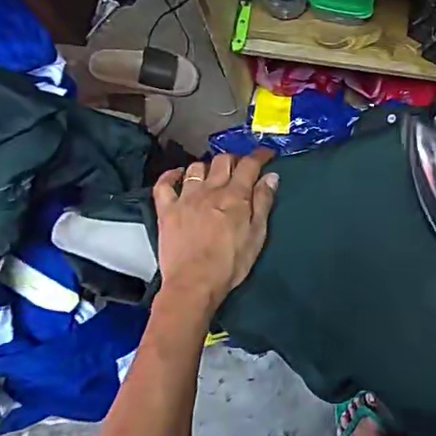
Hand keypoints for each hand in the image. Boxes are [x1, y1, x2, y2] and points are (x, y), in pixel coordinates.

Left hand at [152, 148, 278, 315]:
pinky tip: (179, 174)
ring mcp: (185, 198)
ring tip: (214, 174)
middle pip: (222, 161)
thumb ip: (263, 203)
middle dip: (235, 159)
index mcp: (236, 196)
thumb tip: (271, 176)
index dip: (260, 155)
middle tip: (242, 167)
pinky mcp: (166, 209)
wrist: (194, 282)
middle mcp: (210, 190)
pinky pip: (165, 184)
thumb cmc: (232, 262)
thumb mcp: (258, 234)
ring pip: (197, 168)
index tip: (267, 153)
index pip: (250, 165)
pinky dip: (172, 175)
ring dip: (208, 166)